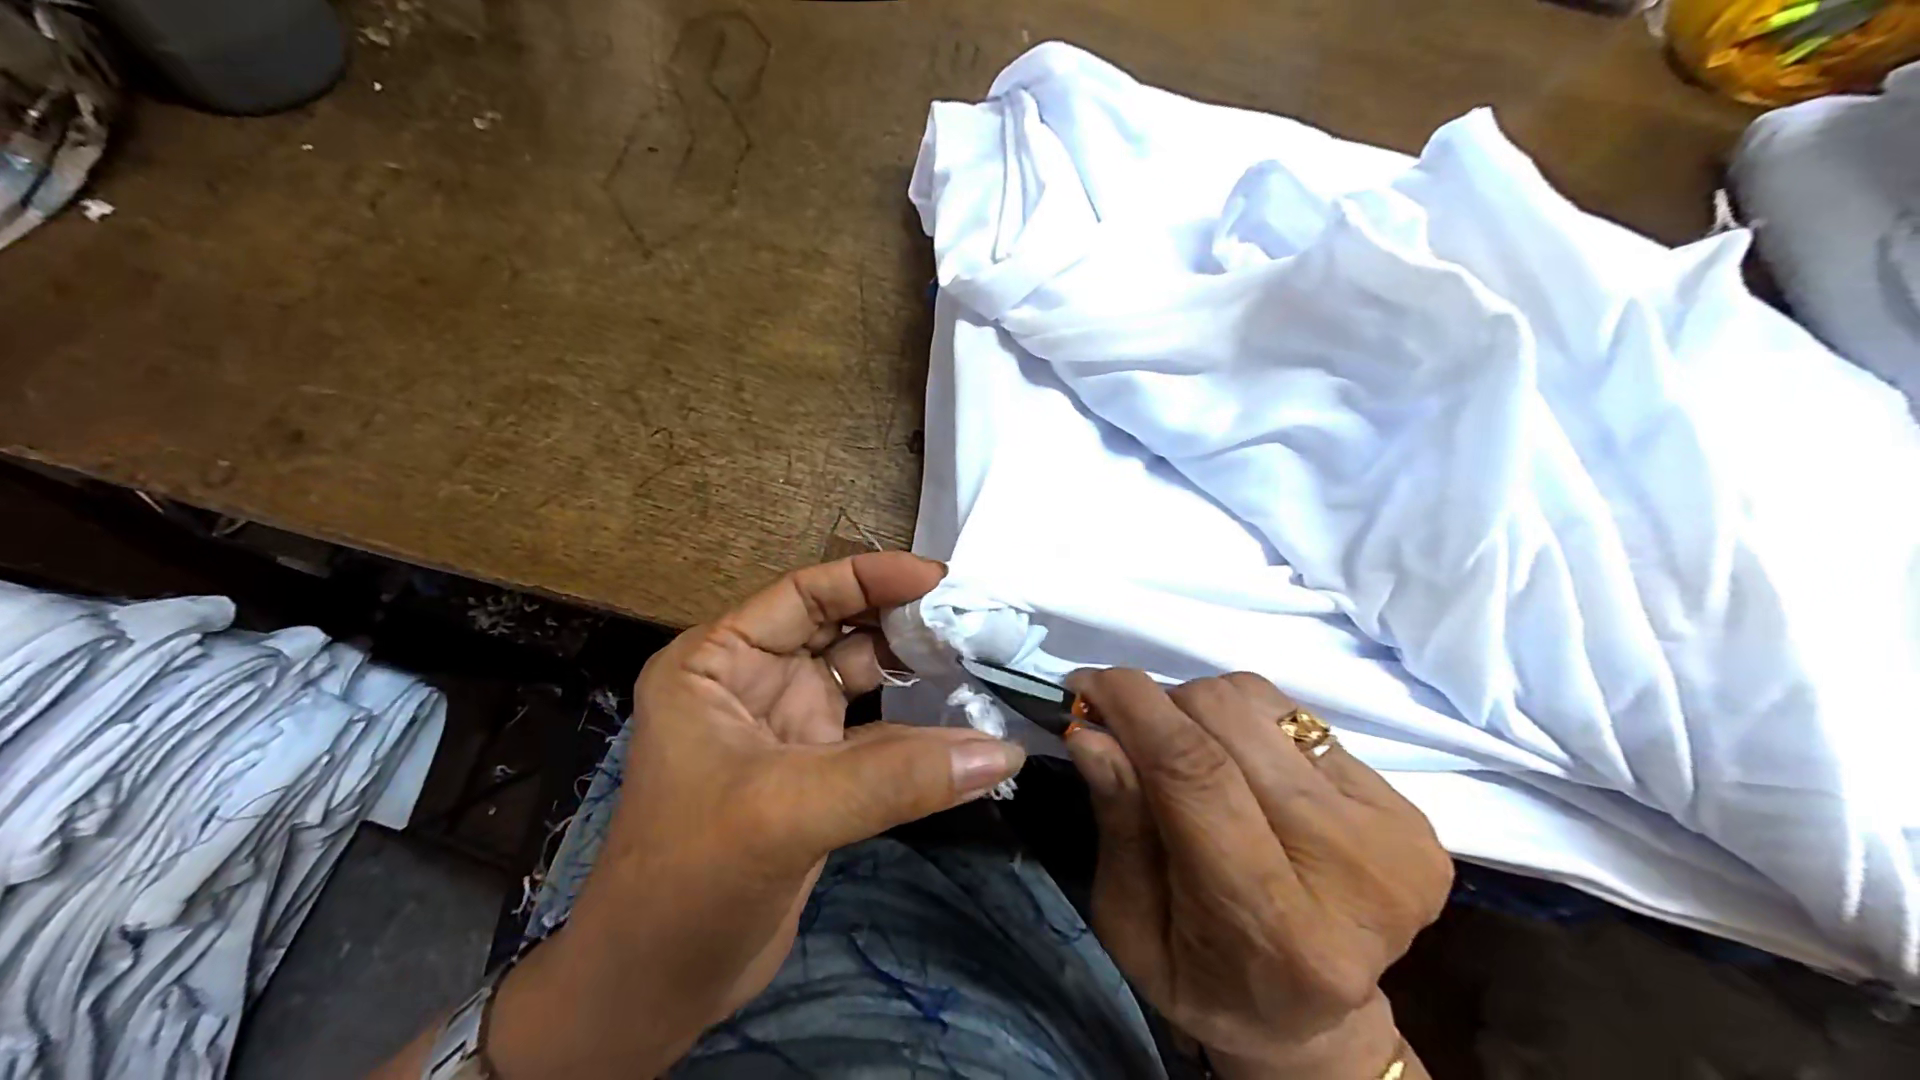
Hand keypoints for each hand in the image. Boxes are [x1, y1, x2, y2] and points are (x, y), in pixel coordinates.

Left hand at [482, 553, 1025, 1078]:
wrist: (656, 986)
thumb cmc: (690, 880)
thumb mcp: (786, 812)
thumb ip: (893, 778)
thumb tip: (999, 753)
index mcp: (716, 661)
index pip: (803, 593)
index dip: (871, 577)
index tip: (940, 579)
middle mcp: (752, 680)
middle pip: (839, 627)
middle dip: (902, 619)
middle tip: (971, 619)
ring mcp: (787, 726)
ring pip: (862, 676)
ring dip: (915, 668)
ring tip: (978, 658)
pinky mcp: (816, 770)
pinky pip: (878, 733)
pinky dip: (920, 729)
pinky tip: (964, 729)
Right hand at [1063, 670, 1449, 1078]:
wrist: (1313, 1018)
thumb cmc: (1202, 977)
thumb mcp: (1130, 922)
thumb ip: (1119, 822)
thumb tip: (1091, 730)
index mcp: (1276, 928)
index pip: (1197, 775)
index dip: (1136, 710)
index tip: (1084, 682)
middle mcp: (1353, 873)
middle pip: (1230, 720)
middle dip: (1161, 704)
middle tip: (1130, 732)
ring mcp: (1393, 833)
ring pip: (1261, 701)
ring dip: (1203, 710)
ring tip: (1189, 753)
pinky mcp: (1410, 809)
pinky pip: (1296, 713)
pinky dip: (1247, 724)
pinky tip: (1243, 768)